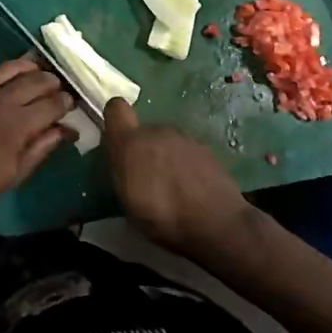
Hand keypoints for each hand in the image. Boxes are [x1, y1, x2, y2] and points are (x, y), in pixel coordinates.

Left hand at [0, 59, 73, 218]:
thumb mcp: (20, 171)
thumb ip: (45, 145)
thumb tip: (70, 130)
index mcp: (18, 124)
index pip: (53, 103)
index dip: (67, 102)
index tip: (72, 105)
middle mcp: (1, 101)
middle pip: (36, 80)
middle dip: (53, 83)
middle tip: (61, 90)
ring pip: (12, 68)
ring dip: (31, 69)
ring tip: (41, 75)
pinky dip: (9, 74)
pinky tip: (15, 82)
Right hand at [103, 98, 253, 259]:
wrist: (216, 223)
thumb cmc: (162, 218)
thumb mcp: (127, 202)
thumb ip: (122, 173)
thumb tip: (124, 164)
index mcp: (130, 143)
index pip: (116, 108)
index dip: (116, 120)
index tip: (117, 141)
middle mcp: (157, 132)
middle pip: (144, 131)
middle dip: (143, 149)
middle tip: (147, 178)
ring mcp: (186, 138)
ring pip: (168, 142)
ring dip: (166, 157)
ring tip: (173, 187)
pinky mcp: (208, 149)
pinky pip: (188, 153)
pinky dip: (187, 165)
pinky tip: (192, 189)